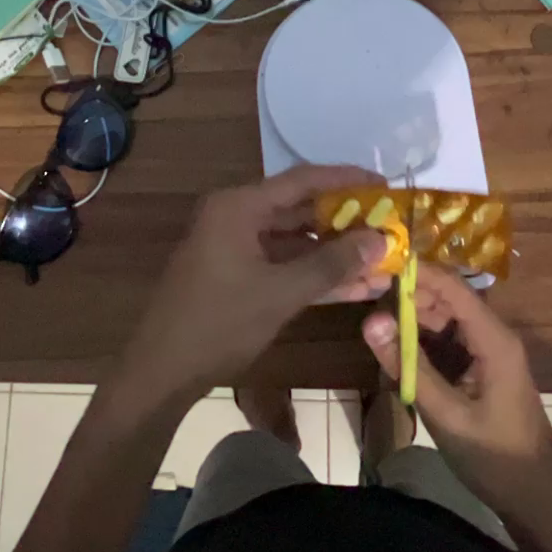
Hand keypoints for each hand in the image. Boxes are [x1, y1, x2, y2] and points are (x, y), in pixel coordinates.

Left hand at [115, 165, 387, 401]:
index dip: (346, 180)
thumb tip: (381, 240)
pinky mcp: (236, 275)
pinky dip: (314, 275)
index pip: (302, 180)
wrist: (161, 372)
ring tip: (383, 261)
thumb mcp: (281, 292)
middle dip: (346, 222)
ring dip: (334, 254)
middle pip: (299, 210)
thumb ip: (332, 264)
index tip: (386, 184)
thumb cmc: (219, 322)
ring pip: (295, 242)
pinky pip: (282, 266)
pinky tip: (355, 288)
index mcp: (238, 207)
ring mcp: (234, 248)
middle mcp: (236, 217)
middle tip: (390, 226)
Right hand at [361, 264, 551, 519]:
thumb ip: (407, 365)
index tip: (376, 265)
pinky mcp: (482, 368)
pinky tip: (398, 354)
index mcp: (494, 340)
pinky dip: (423, 344)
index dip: (416, 272)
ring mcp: (489, 352)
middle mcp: (494, 336)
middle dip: (408, 298)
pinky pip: (449, 342)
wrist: (535, 499)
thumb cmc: (493, 457)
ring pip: (445, 320)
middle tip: (366, 303)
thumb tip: (370, 321)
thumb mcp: (444, 413)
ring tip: (376, 330)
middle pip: (447, 300)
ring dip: (413, 322)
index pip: (452, 287)